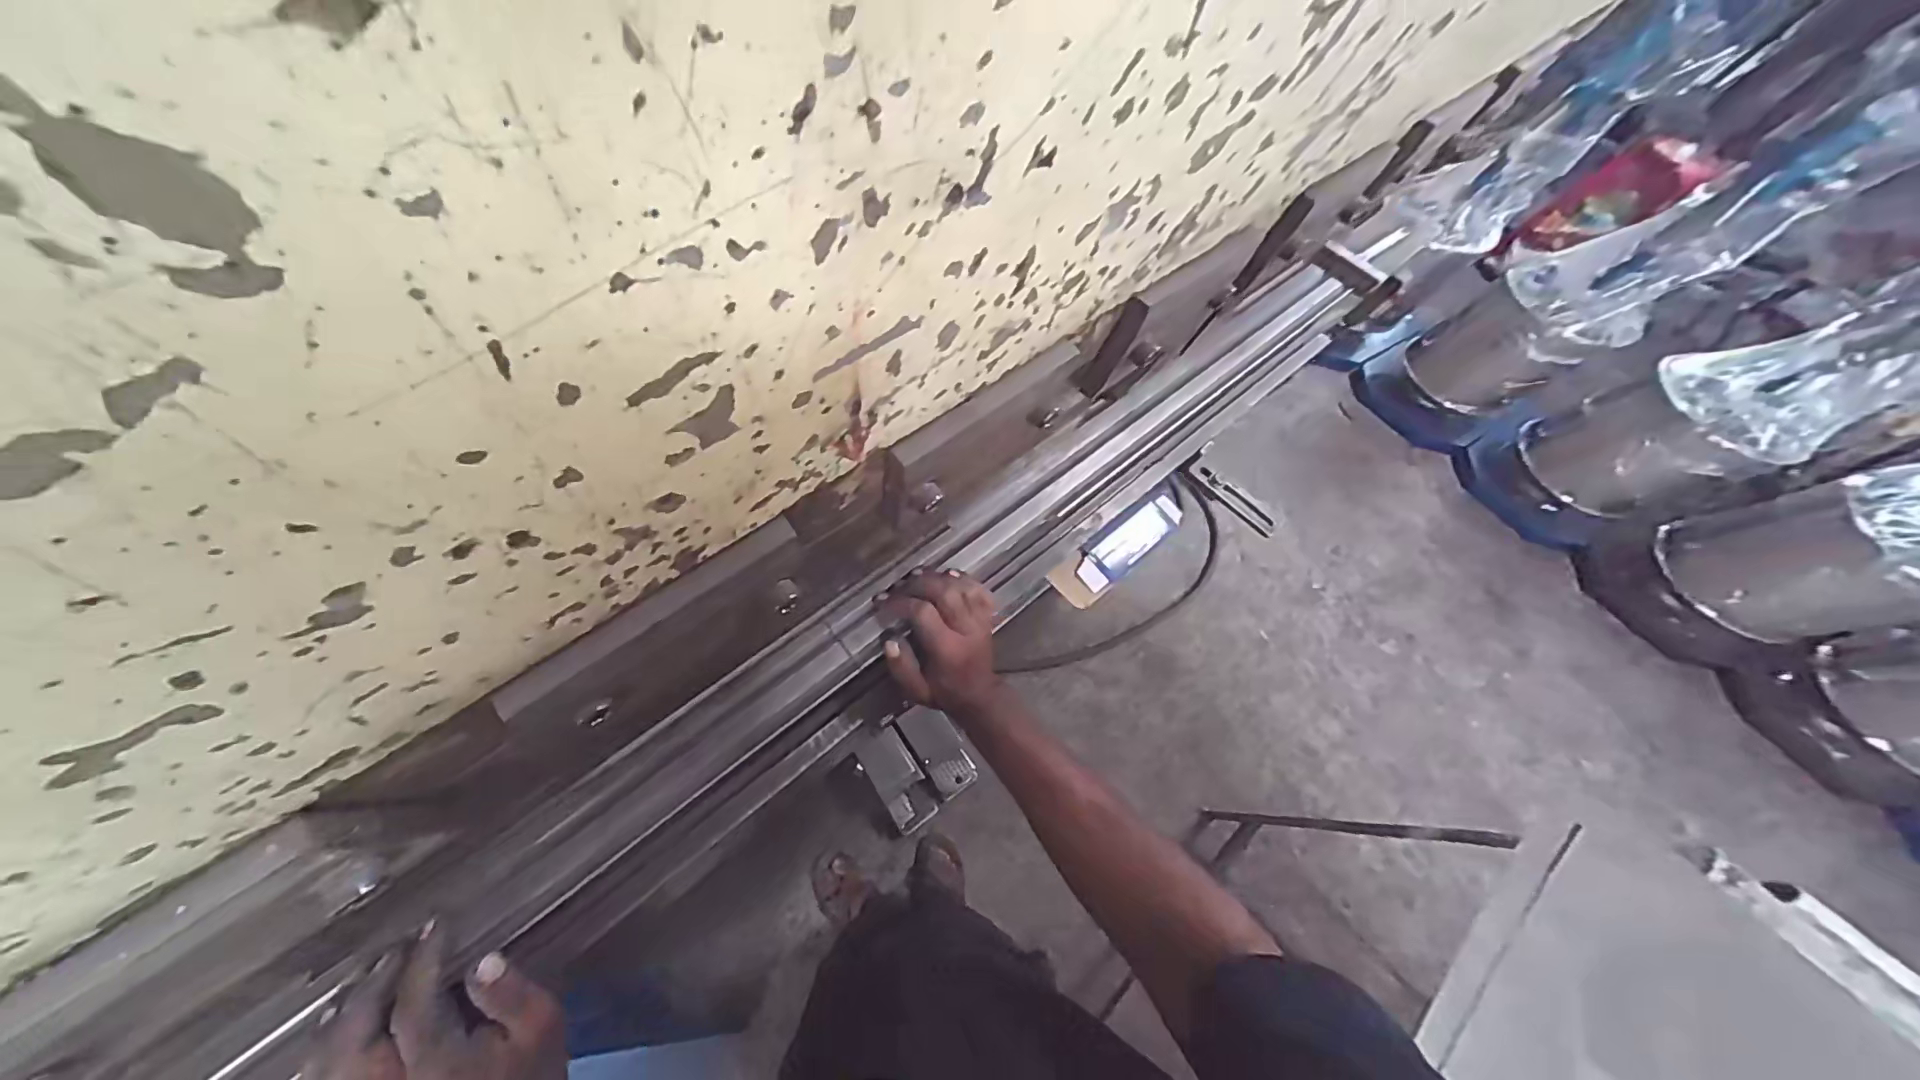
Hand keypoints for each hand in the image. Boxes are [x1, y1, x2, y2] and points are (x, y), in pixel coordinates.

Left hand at [304, 921, 565, 1079]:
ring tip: (361, 982)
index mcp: (440, 1064)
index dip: (422, 959)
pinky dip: (325, 1057)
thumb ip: (512, 996)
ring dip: (341, 1019)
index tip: (436, 925)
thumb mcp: (541, 1026)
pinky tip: (333, 1034)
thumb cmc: (532, 1073)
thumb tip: (483, 959)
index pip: (415, 1004)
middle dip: (374, 985)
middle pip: (358, 1037)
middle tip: (397, 948)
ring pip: (330, 1066)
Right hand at [877, 569, 1004, 715]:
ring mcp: (980, 620)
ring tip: (916, 575)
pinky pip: (978, 589)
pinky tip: (946, 574)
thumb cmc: (944, 692)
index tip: (881, 602)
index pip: (923, 613)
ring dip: (937, 576)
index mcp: (947, 648)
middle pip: (944, 592)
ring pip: (961, 587)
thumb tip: (889, 640)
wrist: (979, 695)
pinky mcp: (987, 616)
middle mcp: (966, 629)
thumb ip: (901, 667)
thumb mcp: (916, 690)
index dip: (900, 603)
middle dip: (917, 583)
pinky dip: (962, 578)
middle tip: (897, 586)